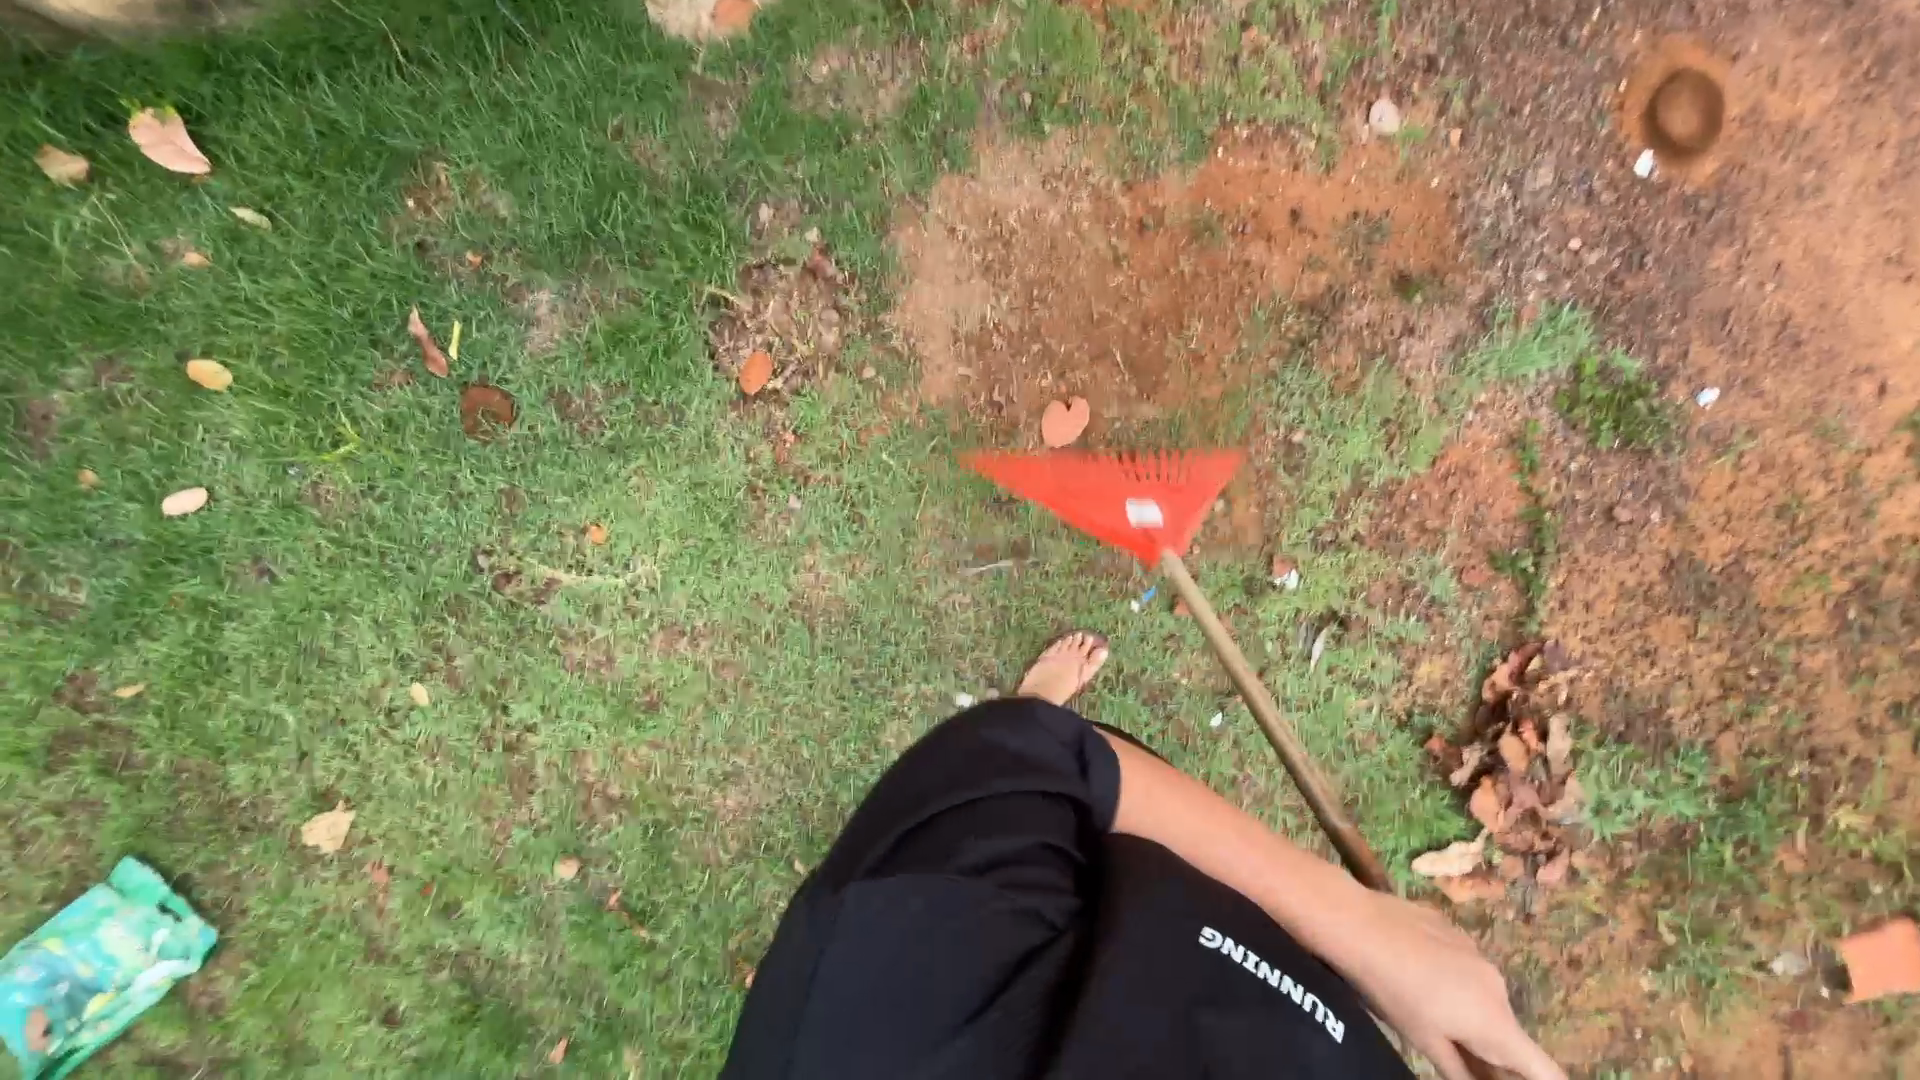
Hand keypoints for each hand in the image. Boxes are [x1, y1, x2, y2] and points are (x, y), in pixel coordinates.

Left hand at [1323, 889, 1564, 1079]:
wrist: (1356, 921)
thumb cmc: (1390, 989)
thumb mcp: (1423, 1040)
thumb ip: (1461, 1071)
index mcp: (1497, 1023)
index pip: (1546, 1072)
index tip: (1505, 1078)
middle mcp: (1498, 987)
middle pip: (1509, 1033)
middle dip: (1491, 1050)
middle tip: (1456, 1052)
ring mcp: (1477, 952)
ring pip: (1484, 997)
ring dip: (1469, 1012)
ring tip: (1425, 1007)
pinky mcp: (1453, 930)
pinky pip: (1463, 965)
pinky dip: (1451, 978)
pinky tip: (1414, 971)